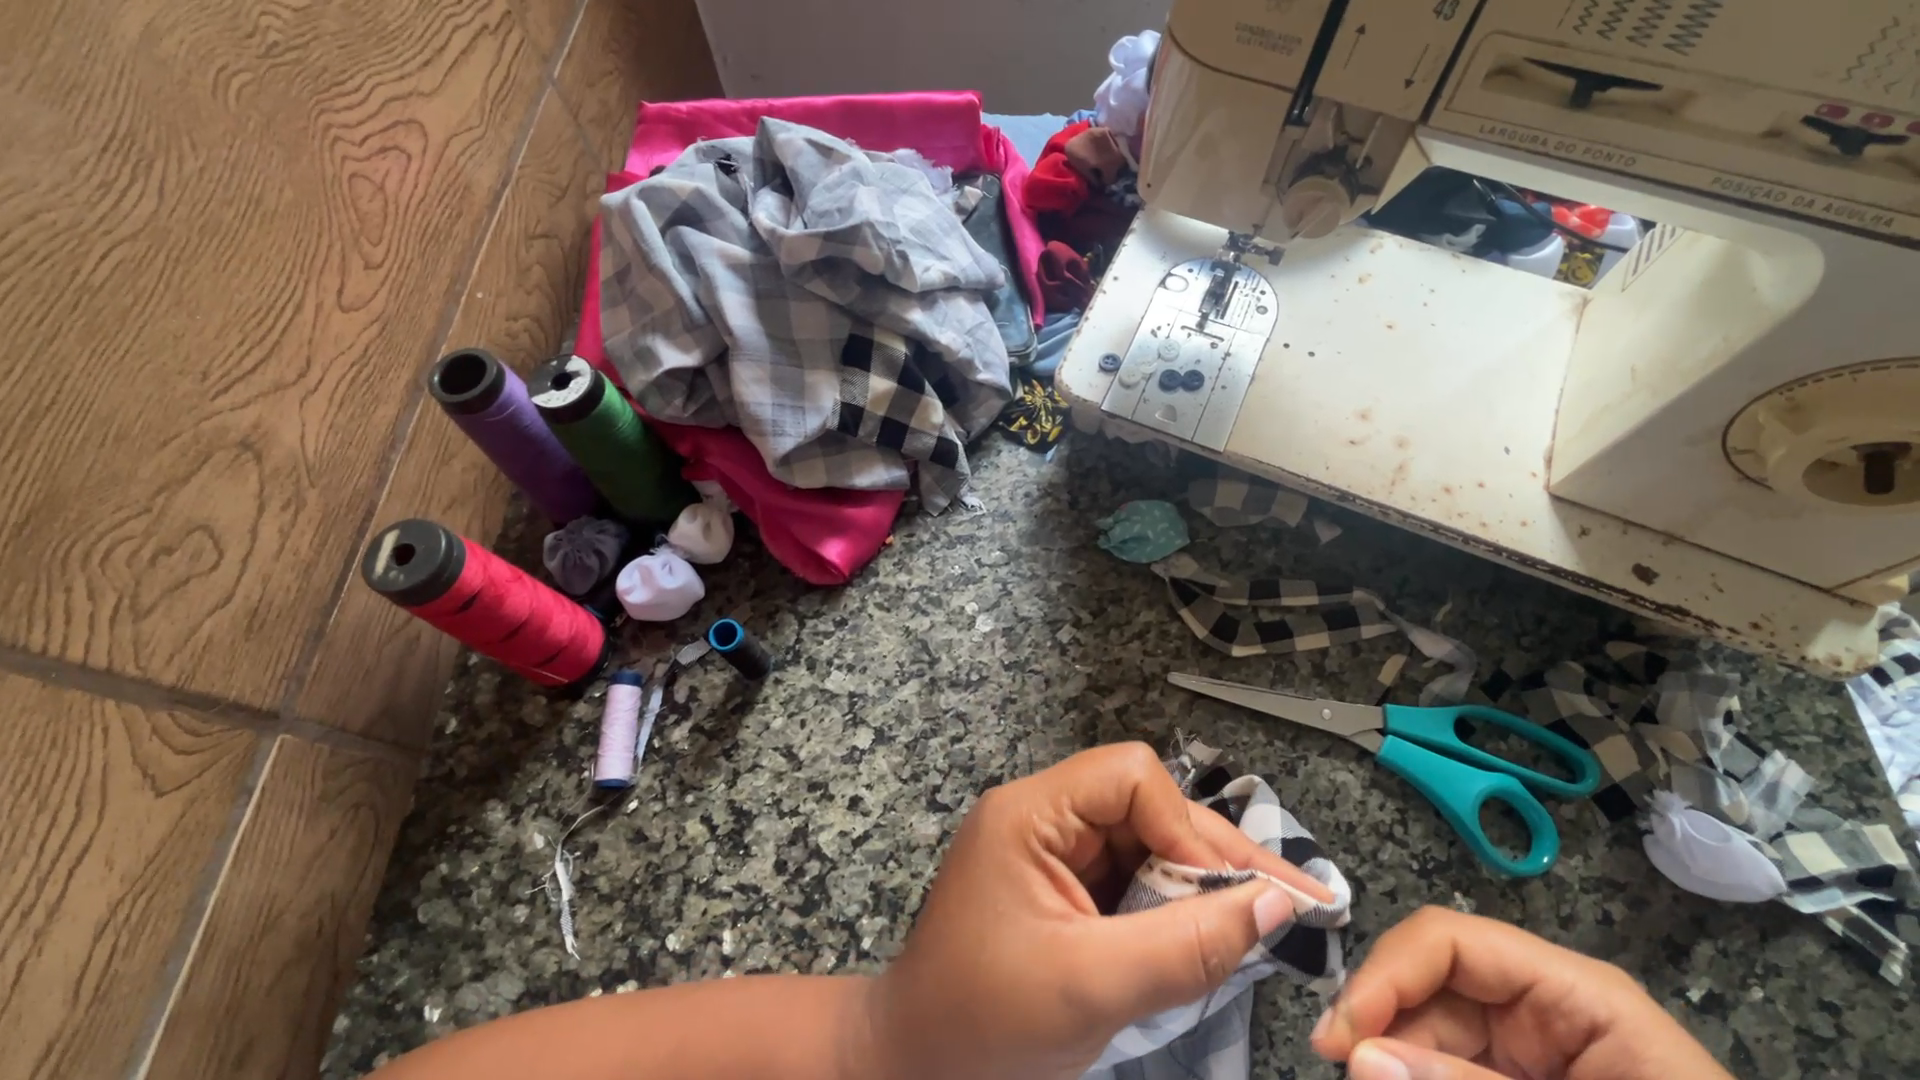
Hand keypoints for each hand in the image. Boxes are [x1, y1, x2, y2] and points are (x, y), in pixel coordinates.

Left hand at [865, 742, 1333, 1079]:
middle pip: (1145, 806)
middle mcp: (1042, 817)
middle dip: (1213, 856)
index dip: (1185, 828)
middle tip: (1293, 902)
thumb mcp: (1091, 987)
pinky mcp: (1062, 885)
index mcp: (1029, 815)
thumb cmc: (986, 1022)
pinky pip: (1132, 876)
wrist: (919, 1060)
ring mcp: (1051, 850)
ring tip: (1267, 918)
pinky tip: (1216, 931)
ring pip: (1146, 842)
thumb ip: (1185, 948)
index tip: (1229, 893)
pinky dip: (1174, 905)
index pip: (1127, 777)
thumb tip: (1274, 907)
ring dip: (1202, 882)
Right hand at [1311, 907, 1733, 1079]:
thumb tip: (1360, 1058)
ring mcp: (1533, 1052)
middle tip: (1342, 1073)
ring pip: (1430, 1035)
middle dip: (1380, 1026)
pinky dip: (1419, 1079)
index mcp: (1575, 993)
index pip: (1451, 942)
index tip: (1339, 1037)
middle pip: (1430, 989)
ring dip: (1394, 1060)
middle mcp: (1543, 1008)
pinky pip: (1451, 1070)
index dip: (1385, 974)